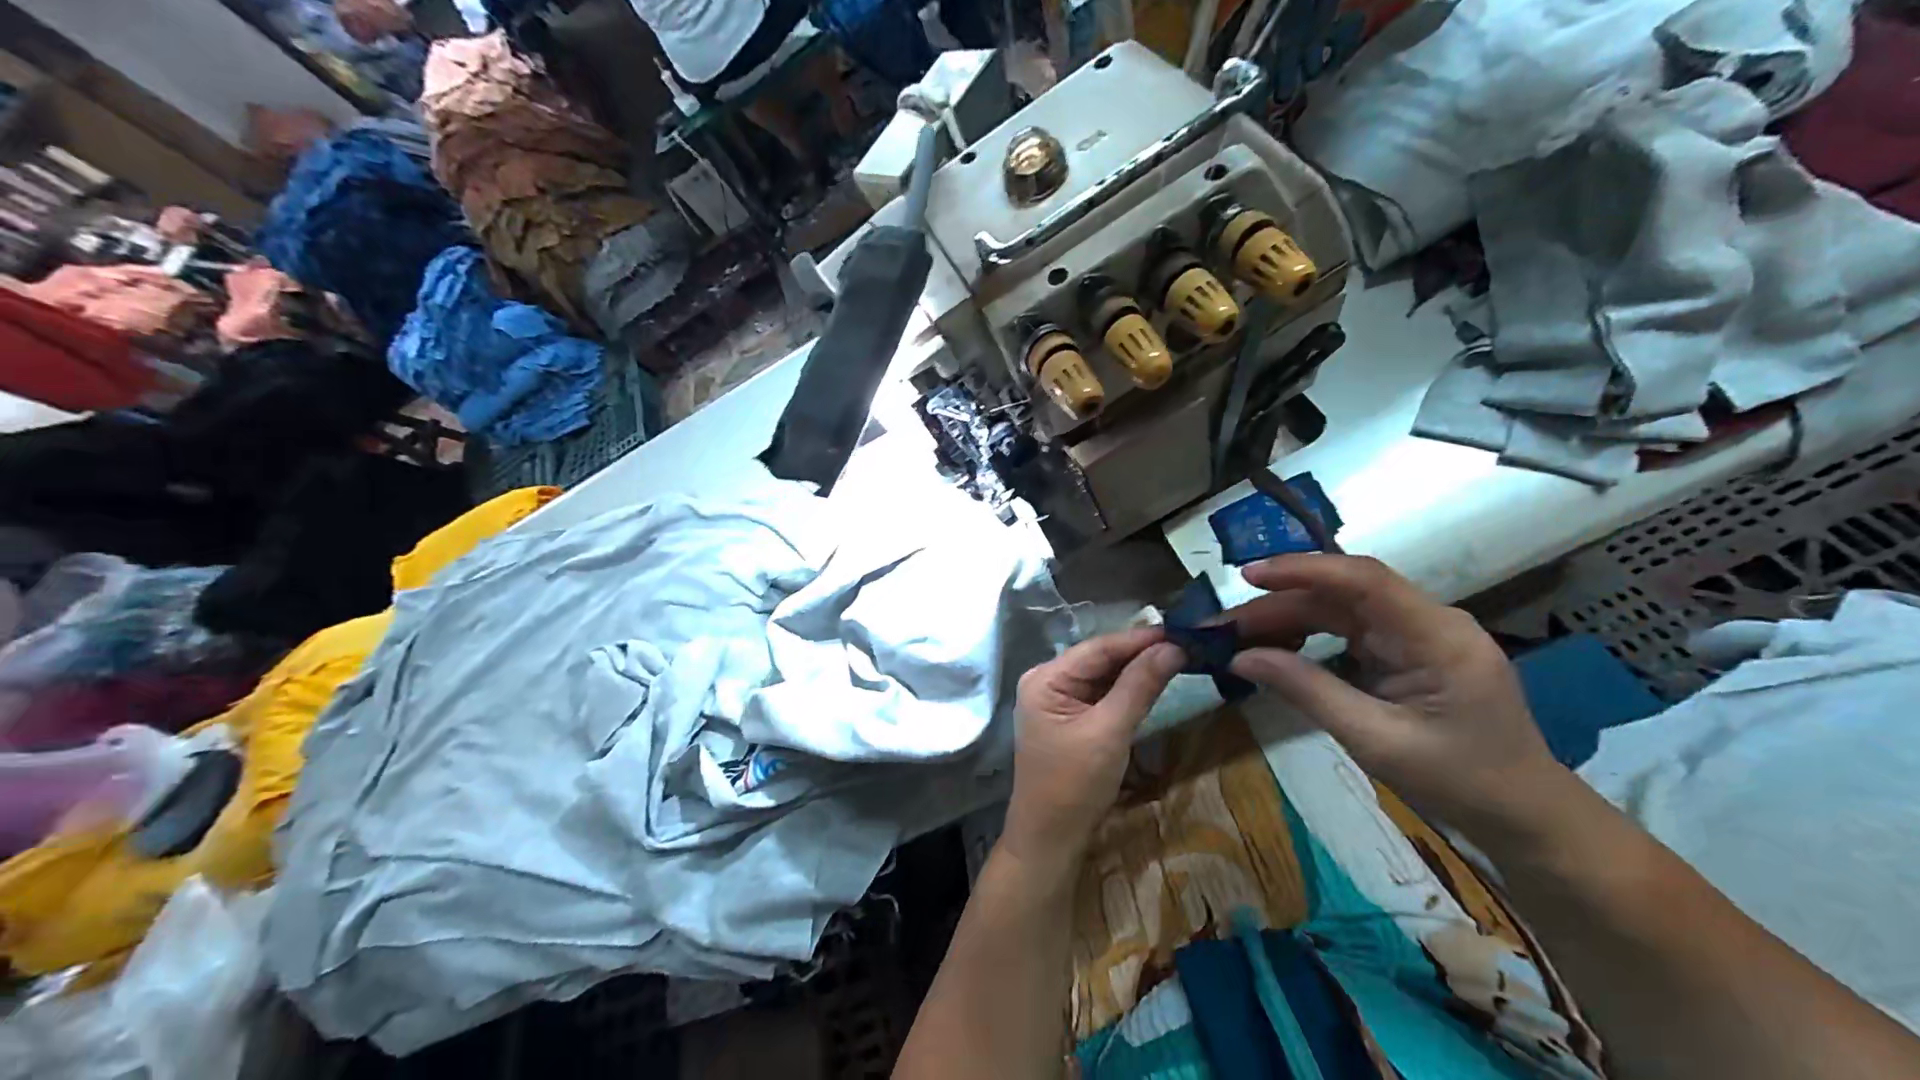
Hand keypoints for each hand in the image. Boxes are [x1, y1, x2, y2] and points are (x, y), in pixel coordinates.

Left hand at [1003, 629, 1185, 863]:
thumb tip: (1173, 647)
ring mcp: (1058, 700)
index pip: (1098, 647)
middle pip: (1100, 658)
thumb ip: (1139, 686)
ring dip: (1137, 669)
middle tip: (1188, 643)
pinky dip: (1128, 689)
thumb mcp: (1110, 732)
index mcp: (1045, 678)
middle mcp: (1047, 681)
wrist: (1051, 837)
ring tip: (1180, 656)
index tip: (1182, 631)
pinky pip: (1102, 694)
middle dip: (1141, 652)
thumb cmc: (1075, 784)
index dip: (1140, 638)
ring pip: (1104, 675)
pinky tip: (1154, 681)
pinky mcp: (1071, 718)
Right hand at [1224, 555, 1569, 838]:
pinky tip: (1274, 644)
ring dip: (1288, 617)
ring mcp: (1418, 635)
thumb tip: (1240, 659)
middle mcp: (1429, 622)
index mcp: (1438, 636)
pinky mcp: (1407, 651)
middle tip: (1223, 625)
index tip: (1248, 576)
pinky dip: (1308, 633)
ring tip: (1236, 635)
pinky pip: (1349, 629)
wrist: (1524, 815)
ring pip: (1341, 609)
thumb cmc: (1459, 781)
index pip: (1365, 580)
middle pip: (1344, 593)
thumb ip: (1307, 690)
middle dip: (1280, 603)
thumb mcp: (1375, 740)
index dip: (1304, 570)